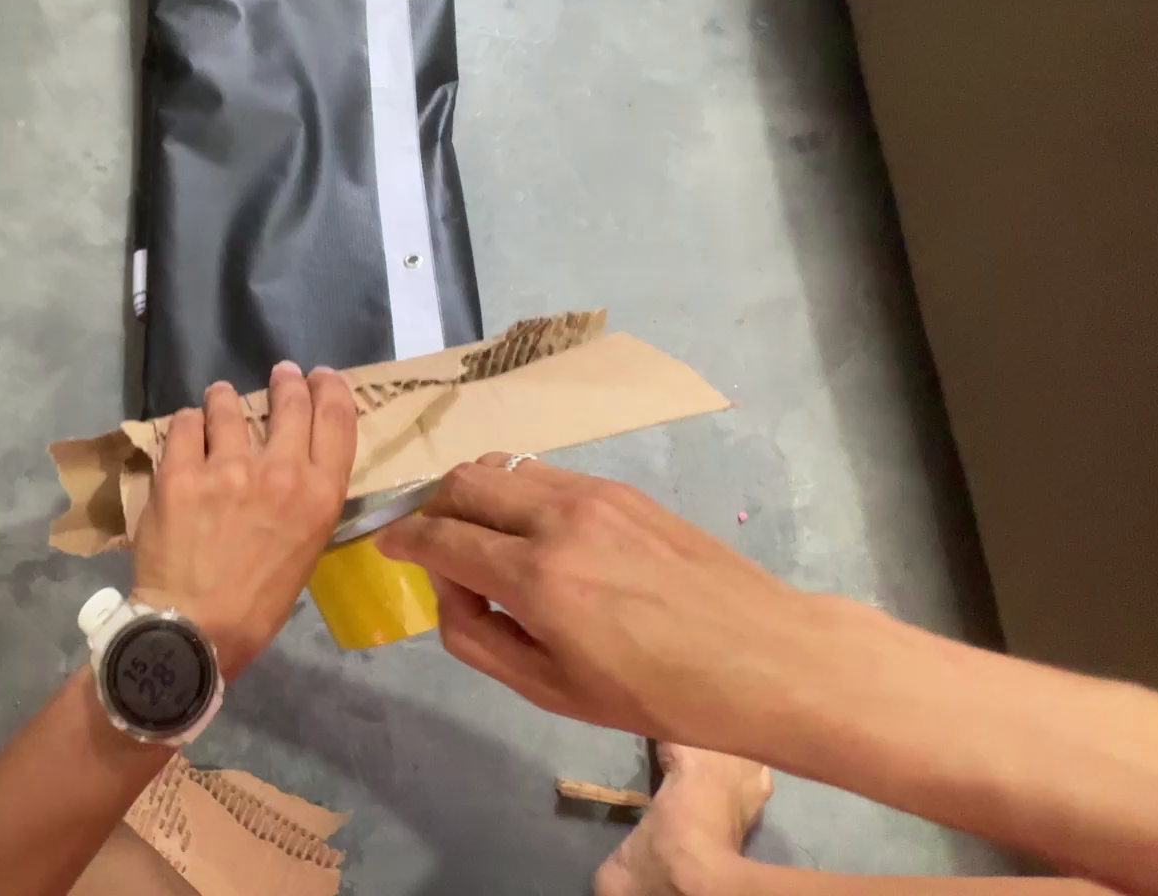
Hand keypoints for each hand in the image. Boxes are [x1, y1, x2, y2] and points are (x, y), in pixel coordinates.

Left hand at [131, 362, 357, 678]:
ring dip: (225, 398)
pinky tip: (187, 431)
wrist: (195, 629)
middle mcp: (281, 472)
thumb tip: (291, 459)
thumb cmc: (257, 601)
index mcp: (320, 496)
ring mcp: (228, 469)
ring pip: (228, 404)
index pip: (337, 420)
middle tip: (281, 373)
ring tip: (221, 398)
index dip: (331, 389)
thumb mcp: (305, 548)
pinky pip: (185, 424)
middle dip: (287, 381)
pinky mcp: (180, 472)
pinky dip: (187, 424)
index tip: (321, 377)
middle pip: (290, 402)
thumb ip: (305, 497)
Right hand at [378, 454, 849, 747]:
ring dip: (471, 495)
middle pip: (459, 483)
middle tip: (440, 548)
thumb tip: (447, 593)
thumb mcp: (551, 690)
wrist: (770, 658)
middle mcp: (554, 520)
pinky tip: (536, 532)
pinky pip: (538, 473)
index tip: (387, 547)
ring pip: (497, 466)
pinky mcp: (616, 487)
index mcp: (536, 578)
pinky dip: (513, 493)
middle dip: (432, 510)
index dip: (401, 540)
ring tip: (485, 536)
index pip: (438, 537)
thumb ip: (477, 639)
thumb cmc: (659, 693)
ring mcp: (589, 494)